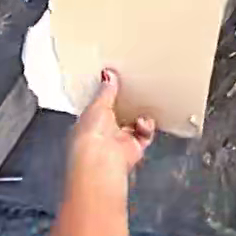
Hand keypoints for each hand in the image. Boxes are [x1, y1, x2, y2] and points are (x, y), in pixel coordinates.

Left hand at [68, 69, 154, 198]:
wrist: (101, 162)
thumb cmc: (91, 133)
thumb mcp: (97, 105)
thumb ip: (106, 90)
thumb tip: (108, 73)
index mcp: (88, 123)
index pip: (99, 108)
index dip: (107, 97)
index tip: (117, 83)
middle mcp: (103, 134)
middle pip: (118, 115)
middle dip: (126, 105)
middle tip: (134, 91)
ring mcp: (119, 142)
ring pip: (133, 125)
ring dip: (139, 115)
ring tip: (140, 106)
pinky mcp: (134, 149)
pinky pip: (145, 135)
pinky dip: (146, 127)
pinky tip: (142, 122)